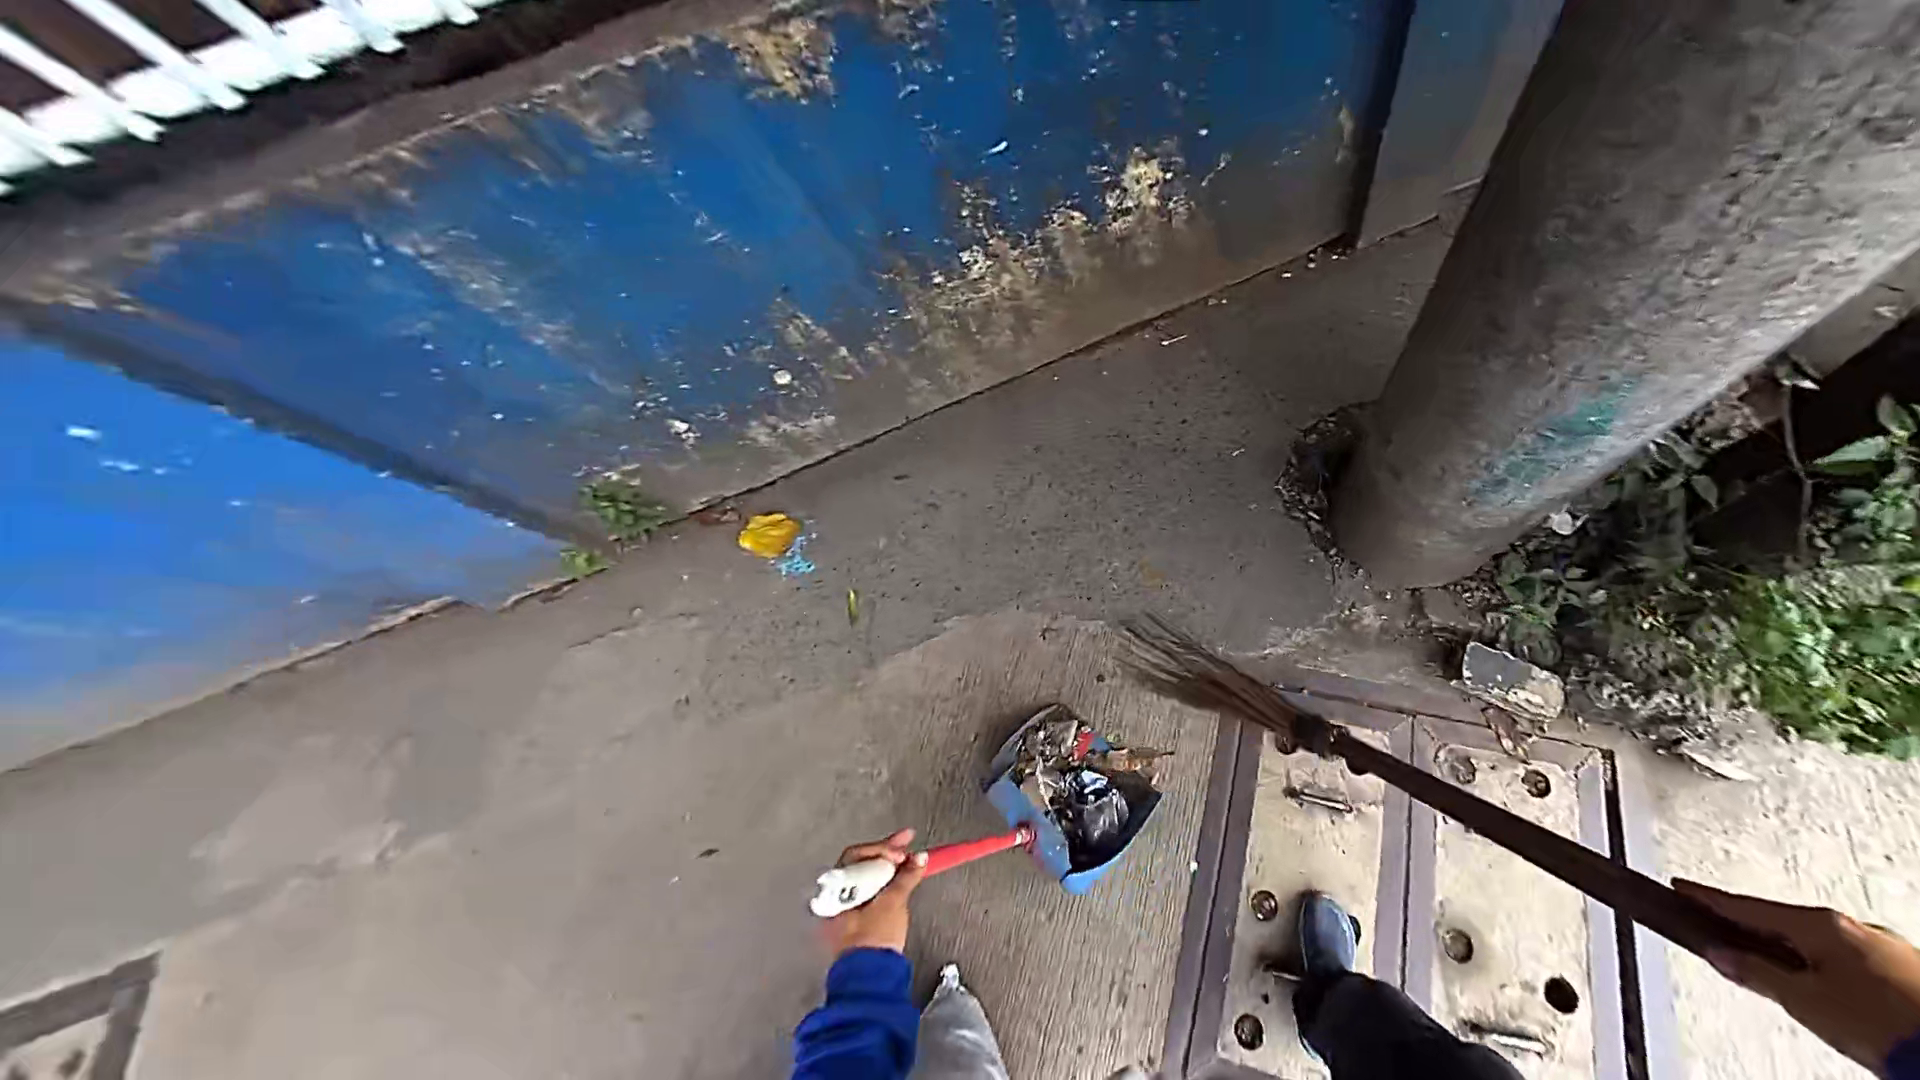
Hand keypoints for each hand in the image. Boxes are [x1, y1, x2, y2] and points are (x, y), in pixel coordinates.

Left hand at [822, 829, 926, 956]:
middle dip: (888, 852)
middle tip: (907, 841)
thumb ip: (906, 876)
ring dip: (888, 865)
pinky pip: (870, 890)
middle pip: (863, 862)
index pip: (858, 855)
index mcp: (836, 889)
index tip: (903, 848)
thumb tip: (919, 858)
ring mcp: (845, 908)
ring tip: (908, 858)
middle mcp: (835, 896)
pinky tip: (900, 877)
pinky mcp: (856, 920)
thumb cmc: (874, 943)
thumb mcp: (893, 903)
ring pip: (867, 876)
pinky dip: (886, 881)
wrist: (871, 980)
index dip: (883, 848)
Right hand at [1675, 880, 1919, 1073]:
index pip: (1744, 906)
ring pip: (1826, 945)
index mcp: (1821, 924)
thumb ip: (1753, 971)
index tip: (1682, 888)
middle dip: (1758, 934)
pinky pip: (1858, 963)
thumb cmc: (1888, 1026)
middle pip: (1787, 924)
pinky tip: (1837, 992)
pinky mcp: (1917, 976)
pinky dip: (1835, 971)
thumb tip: (1722, 956)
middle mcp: (1858, 929)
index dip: (1707, 899)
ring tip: (1790, 981)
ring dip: (1800, 957)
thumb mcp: (1801, 1000)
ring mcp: (1895, 952)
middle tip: (1730, 941)